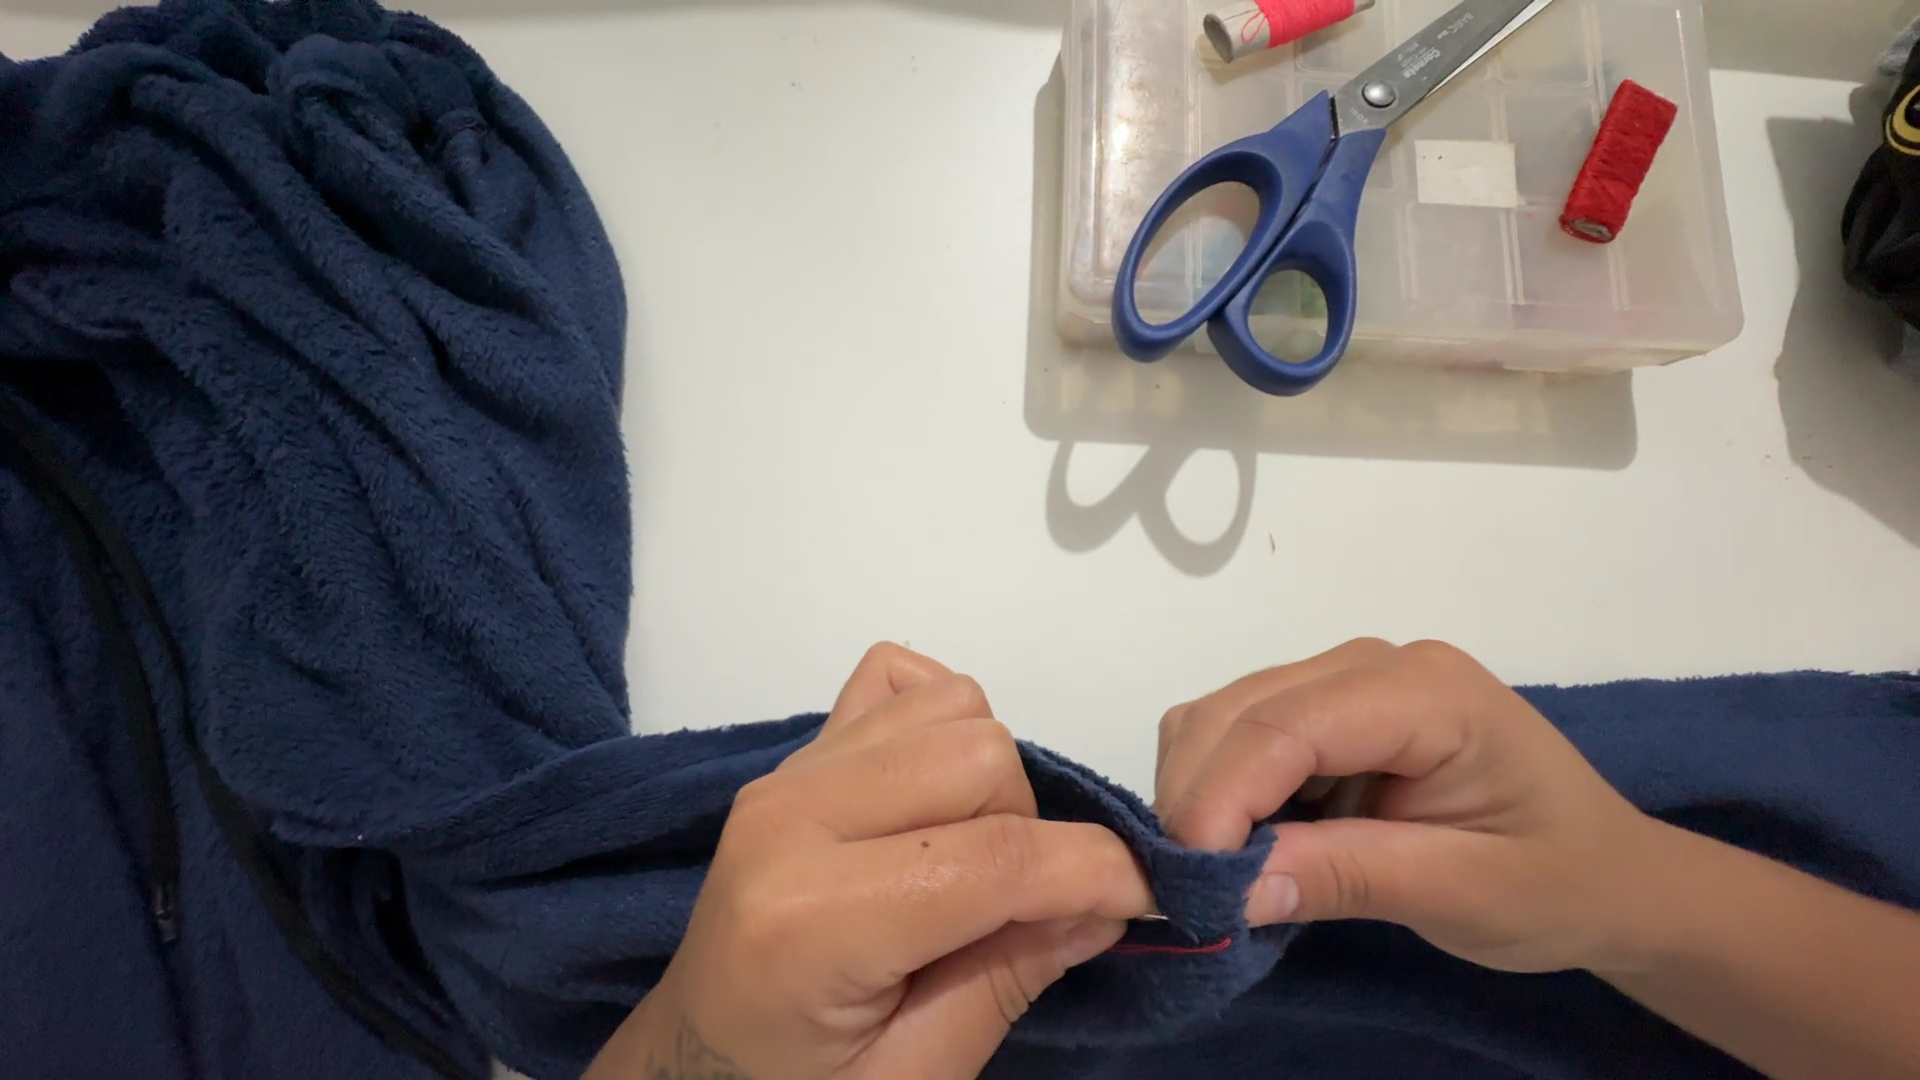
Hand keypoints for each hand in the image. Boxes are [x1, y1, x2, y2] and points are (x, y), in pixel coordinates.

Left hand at [587, 644, 1152, 1079]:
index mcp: (809, 918)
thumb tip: (1110, 897)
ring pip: (952, 704)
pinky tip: (931, 786)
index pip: (990, 858)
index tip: (1148, 894)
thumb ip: (1009, 977)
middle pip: (979, 754)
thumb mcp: (912, 1079)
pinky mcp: (796, 748)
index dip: (1093, 871)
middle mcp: (792, 813)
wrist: (695, 1055)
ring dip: (991, 775)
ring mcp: (790, 768)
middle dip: (1031, 827)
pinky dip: (940, 716)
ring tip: (965, 848)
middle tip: (1012, 901)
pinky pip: (898, 676)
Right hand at [1154, 638, 1657, 973]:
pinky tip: (1243, 837)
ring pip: (1215, 717)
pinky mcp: (1311, 703)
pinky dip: (1213, 787)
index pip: (1283, 726)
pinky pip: (1228, 732)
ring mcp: (1332, 676)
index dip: (1222, 796)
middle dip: (1195, 798)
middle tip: (1196, 890)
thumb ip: (1348, 878)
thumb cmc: (1560, 884)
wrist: (1604, 870)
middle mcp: (1362, 662)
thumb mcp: (1470, 895)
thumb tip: (1228, 889)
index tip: (1194, 882)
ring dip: (1196, 792)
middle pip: (1232, 712)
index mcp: (1421, 689)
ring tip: (1221, 868)